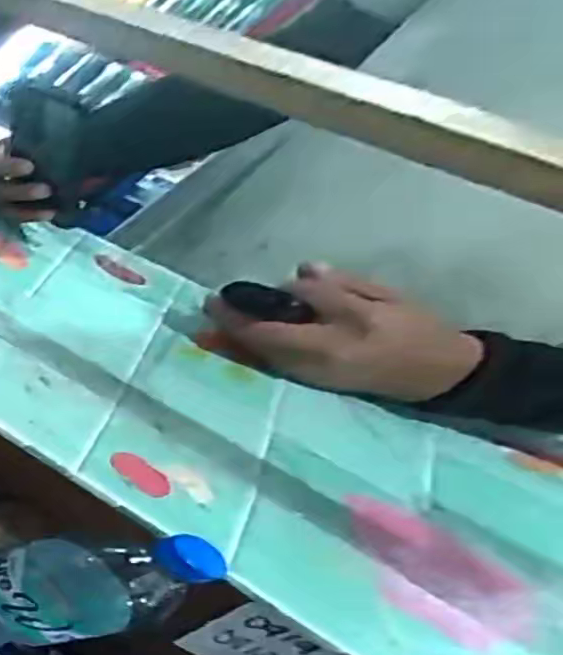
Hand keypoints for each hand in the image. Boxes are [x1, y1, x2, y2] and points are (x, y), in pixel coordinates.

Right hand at [0, 142, 53, 223]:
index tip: (30, 167)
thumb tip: (51, 143)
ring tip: (51, 209)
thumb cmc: (17, 153)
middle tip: (46, 190)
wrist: (12, 168)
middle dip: (20, 192)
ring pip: (3, 209)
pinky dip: (32, 217)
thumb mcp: (16, 145)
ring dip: (26, 210)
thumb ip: (25, 145)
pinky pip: (14, 220)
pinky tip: (50, 214)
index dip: (8, 168)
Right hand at [204, 263, 483, 402]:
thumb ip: (265, 355)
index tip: (208, 304)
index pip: (263, 330)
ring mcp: (371, 304)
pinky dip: (321, 274)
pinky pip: (344, 277)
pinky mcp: (390, 292)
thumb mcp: (312, 376)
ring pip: (315, 285)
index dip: (230, 317)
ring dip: (289, 289)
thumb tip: (212, 337)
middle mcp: (348, 323)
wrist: (446, 373)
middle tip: (234, 300)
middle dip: (254, 298)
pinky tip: (309, 272)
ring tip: (282, 298)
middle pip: (286, 300)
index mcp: (326, 351)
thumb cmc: (367, 381)